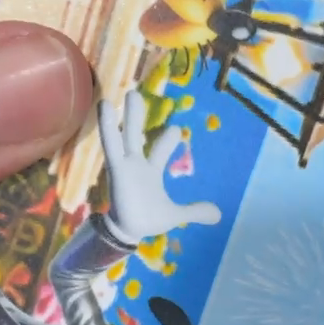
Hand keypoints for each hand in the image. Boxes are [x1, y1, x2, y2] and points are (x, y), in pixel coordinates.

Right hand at [97, 90, 220, 243]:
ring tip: (128, 93)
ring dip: (124, 116)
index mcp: (152, 170)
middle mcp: (138, 163)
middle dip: (137, 116)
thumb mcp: (176, 214)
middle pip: (136, 134)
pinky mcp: (118, 168)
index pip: (161, 149)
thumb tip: (219, 214)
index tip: (176, 129)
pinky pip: (111, 145)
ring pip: (123, 135)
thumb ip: (195, 211)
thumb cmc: (148, 218)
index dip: (168, 139)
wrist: (129, 231)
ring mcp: (126, 164)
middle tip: (136, 94)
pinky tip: (104, 107)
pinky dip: (108, 127)